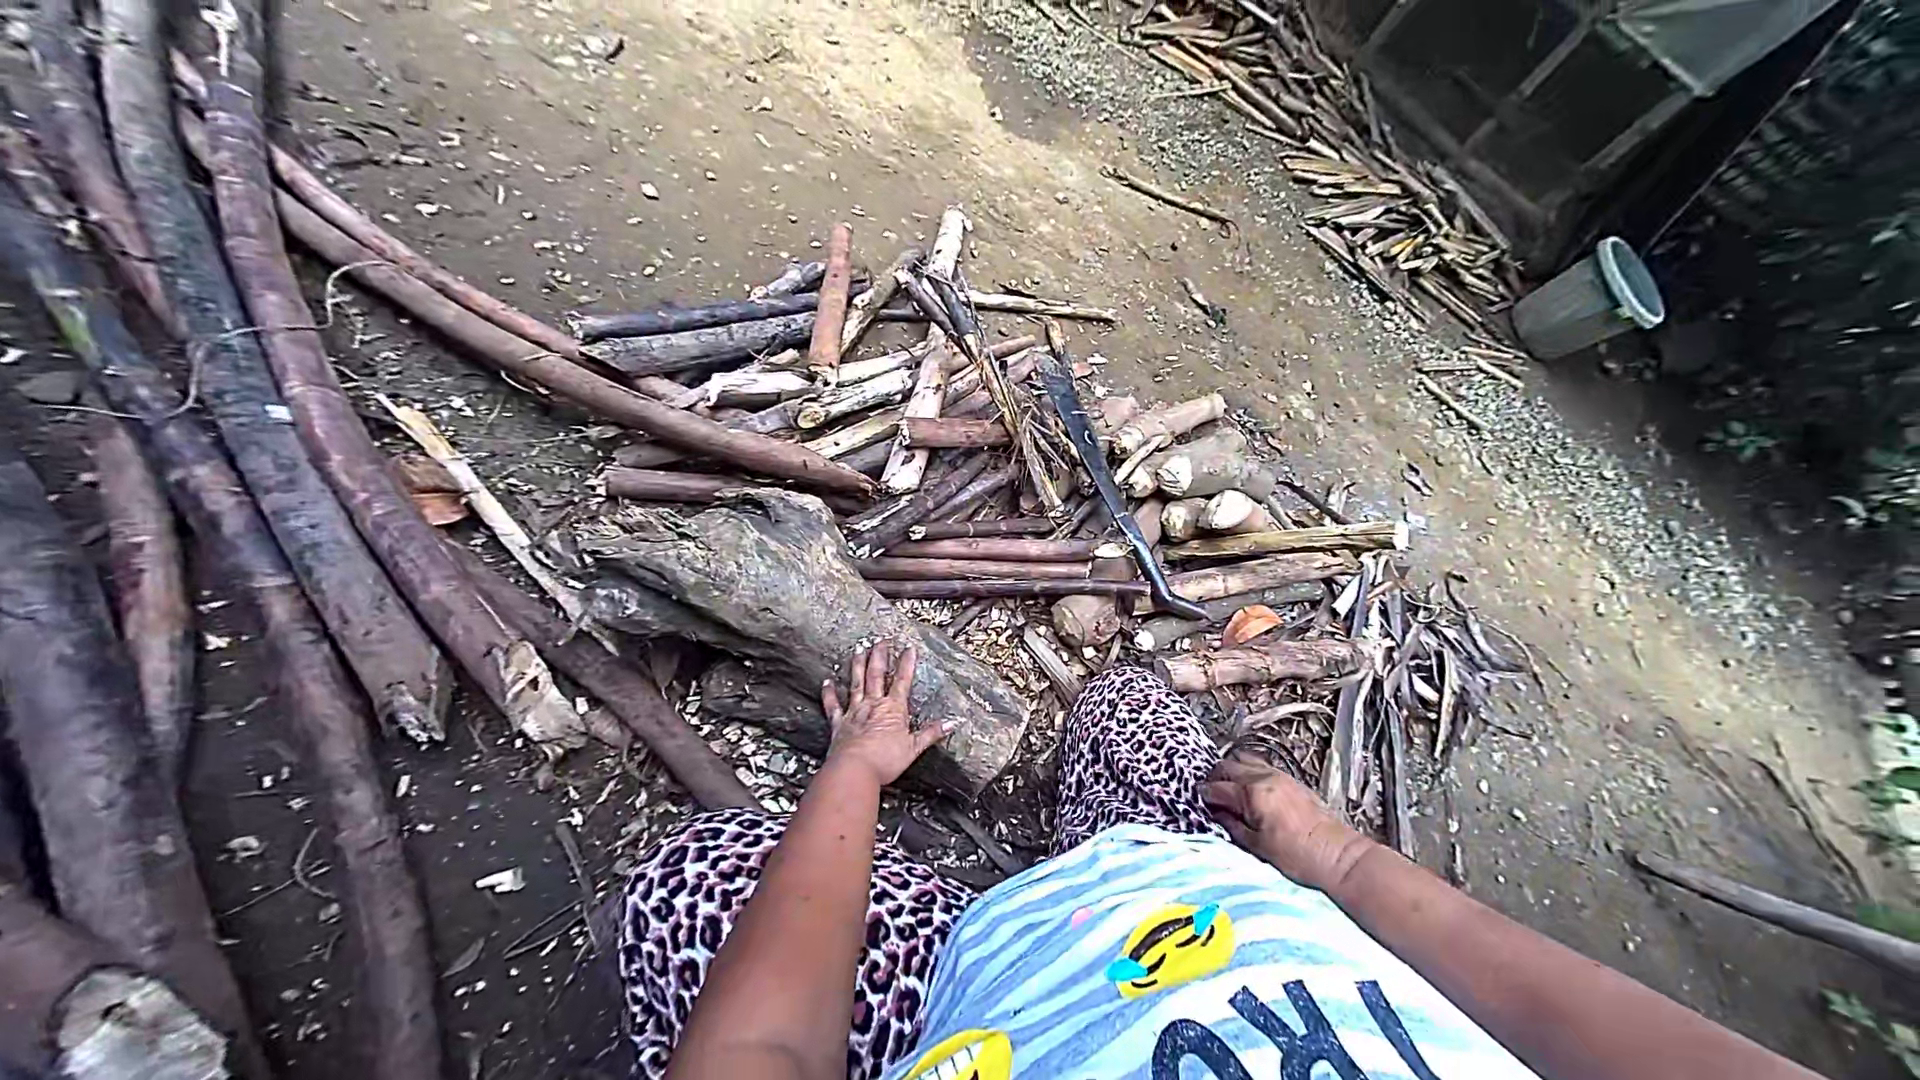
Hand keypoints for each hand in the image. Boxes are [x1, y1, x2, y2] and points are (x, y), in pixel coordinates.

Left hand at [820, 642, 948, 786]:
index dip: (907, 663)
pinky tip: (827, 682)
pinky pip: (833, 705)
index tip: (909, 648)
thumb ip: (931, 733)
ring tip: (859, 649)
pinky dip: (829, 693)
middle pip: (877, 675)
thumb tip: (951, 723)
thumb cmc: (885, 760)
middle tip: (881, 641)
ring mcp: (855, 712)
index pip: (902, 681)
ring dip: (858, 665)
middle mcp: (873, 705)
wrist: (855, 770)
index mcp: (893, 709)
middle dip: (880, 656)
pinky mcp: (839, 724)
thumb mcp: (914, 748)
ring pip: (856, 683)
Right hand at [1202, 755, 1375, 891]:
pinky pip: (1259, 764)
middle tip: (1210, 795)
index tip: (1198, 801)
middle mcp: (1262, 777)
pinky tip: (1249, 789)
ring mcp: (1278, 775)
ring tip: (1228, 789)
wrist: (1339, 857)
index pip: (1217, 787)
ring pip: (1243, 760)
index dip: (1205, 795)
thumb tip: (1215, 813)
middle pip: (1226, 766)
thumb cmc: (1297, 857)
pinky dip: (1247, 771)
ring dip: (1231, 771)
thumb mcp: (1256, 846)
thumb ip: (1231, 825)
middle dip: (1214, 778)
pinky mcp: (1290, 779)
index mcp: (1251, 793)